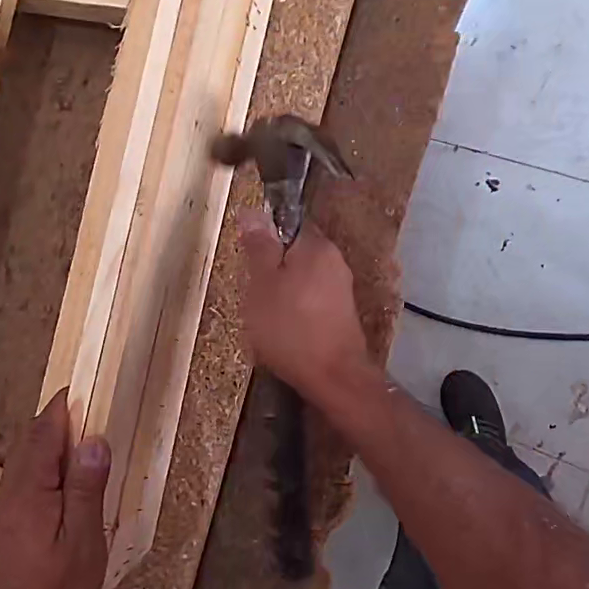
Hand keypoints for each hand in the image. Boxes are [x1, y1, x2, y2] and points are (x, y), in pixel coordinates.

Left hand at [0, 398, 110, 588]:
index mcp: (28, 490)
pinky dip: (44, 465)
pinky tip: (65, 483)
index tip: (88, 388)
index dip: (65, 405)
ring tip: (86, 444)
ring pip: (25, 459)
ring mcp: (1, 509)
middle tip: (95, 413)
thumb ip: (86, 488)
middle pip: (30, 439)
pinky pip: (22, 479)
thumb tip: (93, 439)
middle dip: (60, 420)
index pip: (44, 430)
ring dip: (52, 443)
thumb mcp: (82, 542)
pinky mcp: (1, 524)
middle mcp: (8, 492)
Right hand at [238, 208, 378, 408]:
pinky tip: (283, 331)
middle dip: (270, 270)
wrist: (334, 377)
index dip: (263, 239)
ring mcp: (341, 289)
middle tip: (251, 292)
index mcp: (316, 246)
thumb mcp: (262, 284)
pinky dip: (294, 311)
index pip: (287, 223)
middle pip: (294, 253)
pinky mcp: (341, 315)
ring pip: (301, 279)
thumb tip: (252, 211)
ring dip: (281, 293)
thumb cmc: (290, 328)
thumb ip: (259, 247)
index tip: (247, 262)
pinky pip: (310, 301)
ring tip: (264, 316)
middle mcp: (334, 261)